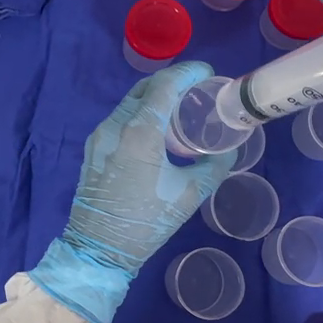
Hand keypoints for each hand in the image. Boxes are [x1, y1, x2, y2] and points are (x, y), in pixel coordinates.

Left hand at [31, 61, 235, 322]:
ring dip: (156, 97)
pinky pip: (120, 117)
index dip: (188, 73)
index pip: (165, 85)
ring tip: (181, 108)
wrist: (98, 249)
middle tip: (197, 89)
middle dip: (172, 81)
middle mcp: (115, 125)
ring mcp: (100, 134)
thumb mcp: (190, 195)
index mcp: (139, 131)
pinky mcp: (93, 146)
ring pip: (130, 101)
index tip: (208, 73)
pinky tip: (158, 128)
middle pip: (145, 87)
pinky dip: (141, 113)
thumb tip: (229, 148)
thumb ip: (214, 166)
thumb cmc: (146, 222)